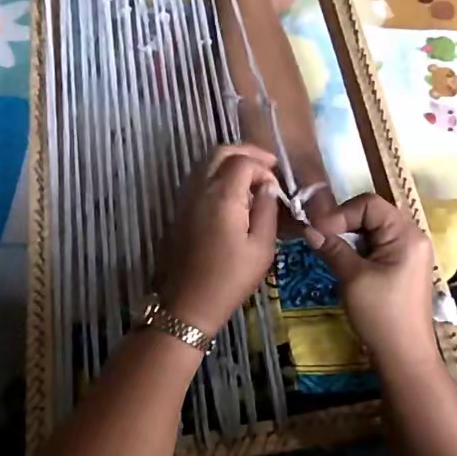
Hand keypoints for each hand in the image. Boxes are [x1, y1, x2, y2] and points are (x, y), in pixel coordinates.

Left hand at [156, 144, 279, 334]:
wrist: (188, 304)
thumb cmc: (230, 279)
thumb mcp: (261, 247)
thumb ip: (268, 210)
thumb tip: (269, 187)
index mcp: (222, 196)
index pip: (243, 161)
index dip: (263, 167)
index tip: (276, 186)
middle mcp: (200, 189)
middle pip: (220, 152)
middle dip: (246, 153)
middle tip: (267, 167)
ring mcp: (186, 198)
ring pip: (206, 162)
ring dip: (231, 162)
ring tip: (253, 179)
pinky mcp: (180, 209)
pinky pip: (199, 178)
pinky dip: (218, 175)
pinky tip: (234, 195)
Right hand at [304, 193, 436, 361]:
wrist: (404, 355)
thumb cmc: (381, 314)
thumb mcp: (353, 278)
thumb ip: (332, 248)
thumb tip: (308, 229)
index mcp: (407, 234)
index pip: (370, 204)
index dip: (341, 213)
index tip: (319, 231)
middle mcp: (412, 237)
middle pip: (373, 214)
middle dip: (344, 223)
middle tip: (320, 238)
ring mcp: (409, 252)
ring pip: (373, 230)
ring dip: (349, 237)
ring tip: (329, 250)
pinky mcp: (402, 267)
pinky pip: (377, 246)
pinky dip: (358, 249)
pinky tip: (344, 262)